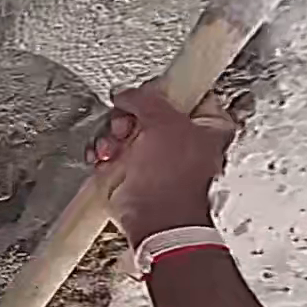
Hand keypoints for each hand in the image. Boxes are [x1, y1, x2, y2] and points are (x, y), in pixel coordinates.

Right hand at [87, 83, 237, 244]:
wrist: (150, 216)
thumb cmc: (170, 178)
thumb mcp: (163, 122)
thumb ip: (146, 98)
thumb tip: (127, 93)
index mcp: (206, 126)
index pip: (184, 93)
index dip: (162, 91)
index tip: (147, 94)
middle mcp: (180, 138)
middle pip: (145, 108)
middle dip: (127, 116)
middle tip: (126, 125)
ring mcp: (152, 153)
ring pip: (123, 126)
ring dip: (111, 135)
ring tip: (114, 147)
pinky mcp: (128, 167)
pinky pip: (108, 146)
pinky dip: (101, 150)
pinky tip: (103, 157)